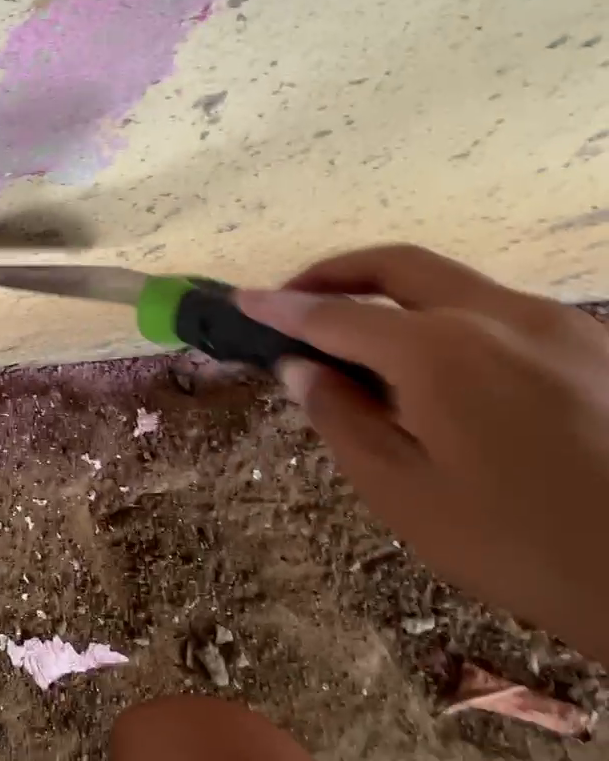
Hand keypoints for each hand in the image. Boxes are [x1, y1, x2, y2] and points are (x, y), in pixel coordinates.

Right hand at [240, 246, 608, 657]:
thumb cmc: (523, 545)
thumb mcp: (399, 490)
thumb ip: (339, 415)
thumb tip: (301, 367)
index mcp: (441, 351)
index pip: (332, 314)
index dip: (278, 308)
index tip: (239, 301)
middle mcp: (504, 319)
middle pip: (399, 266)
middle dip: (334, 274)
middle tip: (293, 300)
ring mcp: (567, 330)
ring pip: (457, 287)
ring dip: (394, 298)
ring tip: (364, 343)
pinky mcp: (605, 353)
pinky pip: (505, 316)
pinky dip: (450, 322)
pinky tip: (442, 370)